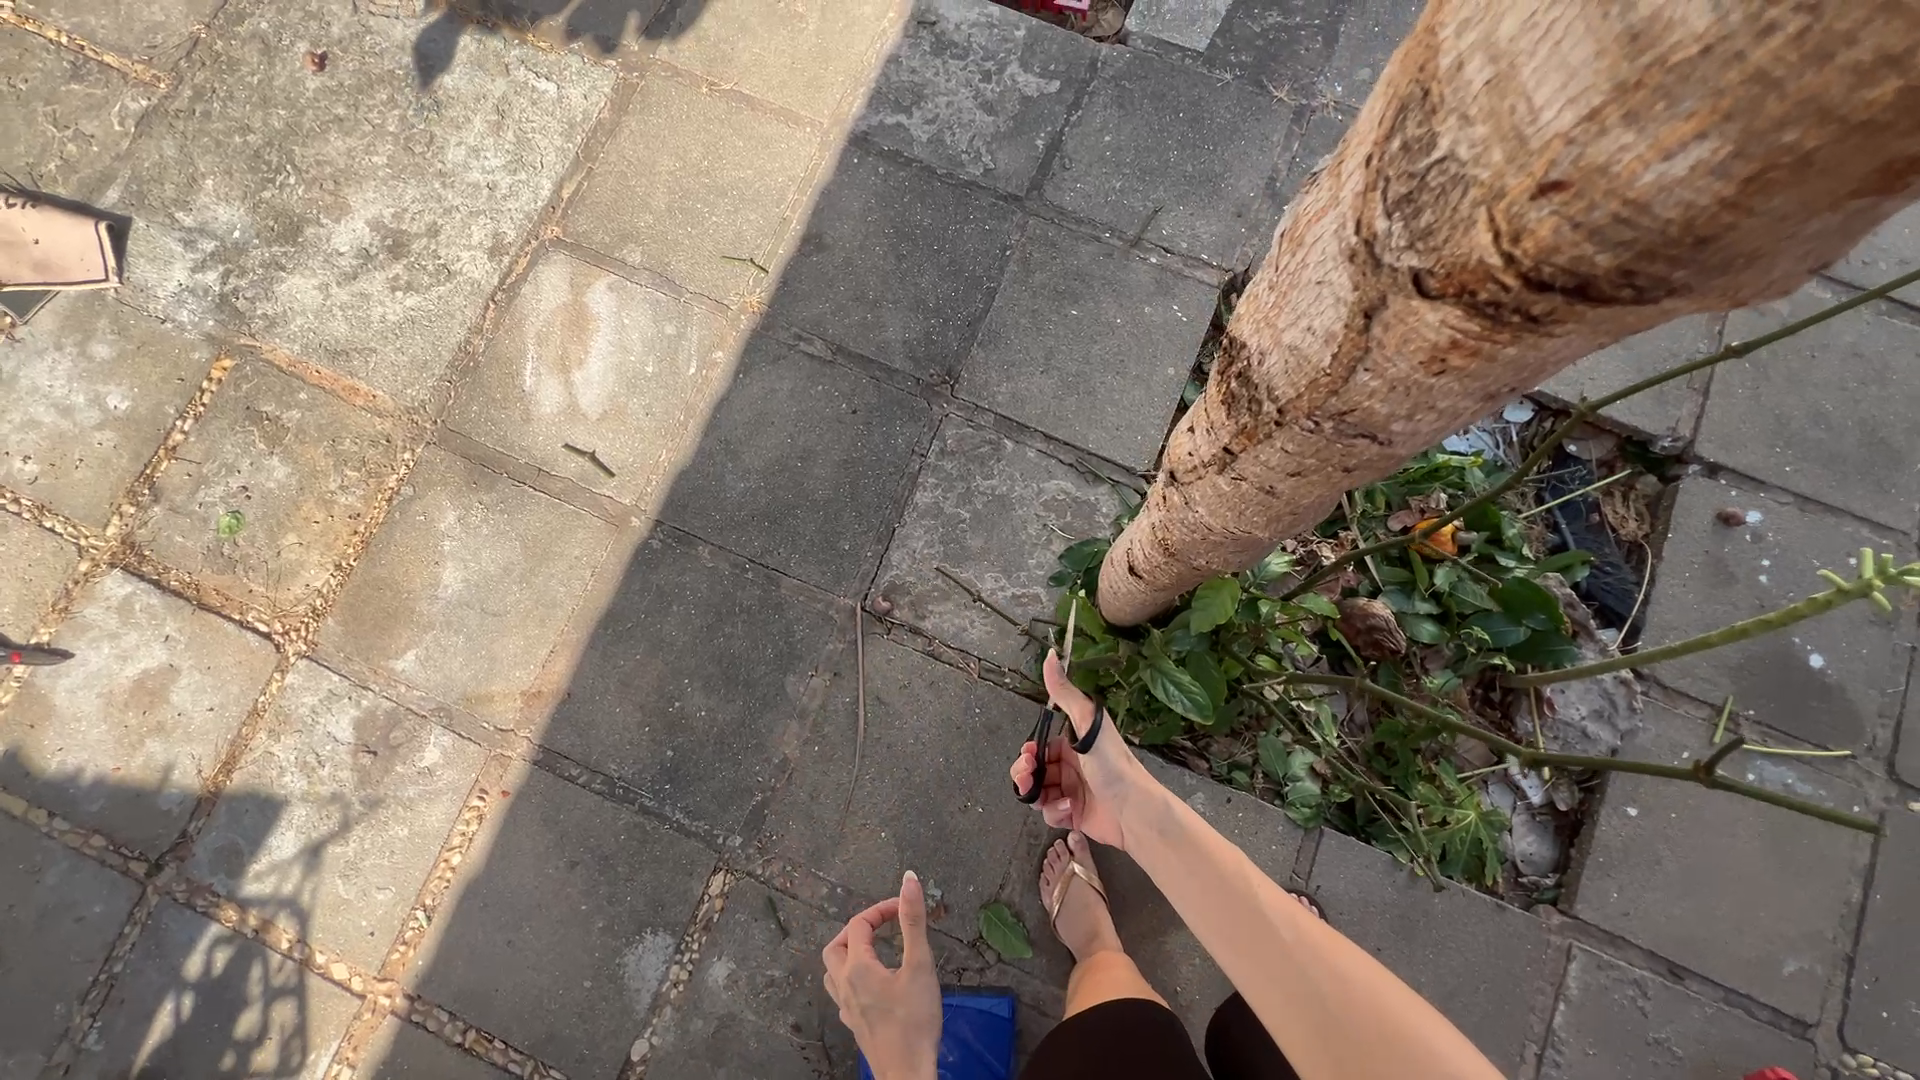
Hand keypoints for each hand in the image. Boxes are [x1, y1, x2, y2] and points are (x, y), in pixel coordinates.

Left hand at [822, 871, 941, 1079]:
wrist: (908, 1074)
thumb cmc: (915, 1019)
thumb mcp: (919, 964)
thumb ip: (913, 920)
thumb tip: (909, 879)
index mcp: (857, 967)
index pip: (859, 924)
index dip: (880, 909)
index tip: (903, 907)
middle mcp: (845, 985)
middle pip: (836, 946)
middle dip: (857, 929)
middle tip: (882, 926)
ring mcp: (846, 1008)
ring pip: (832, 971)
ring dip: (848, 953)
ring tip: (874, 949)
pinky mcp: (854, 1025)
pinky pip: (842, 993)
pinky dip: (852, 978)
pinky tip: (872, 984)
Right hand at [1008, 650, 1161, 850]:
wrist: (1133, 809)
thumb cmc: (1112, 763)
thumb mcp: (1087, 722)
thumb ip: (1064, 692)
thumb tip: (1050, 654)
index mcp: (1073, 745)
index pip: (1040, 747)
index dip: (1029, 752)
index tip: (1028, 755)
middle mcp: (1070, 768)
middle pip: (1033, 770)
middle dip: (1024, 774)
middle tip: (1027, 777)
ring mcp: (1071, 793)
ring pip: (1038, 794)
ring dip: (1036, 795)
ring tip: (1043, 796)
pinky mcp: (1073, 816)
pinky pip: (1050, 813)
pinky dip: (1054, 812)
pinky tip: (1069, 809)